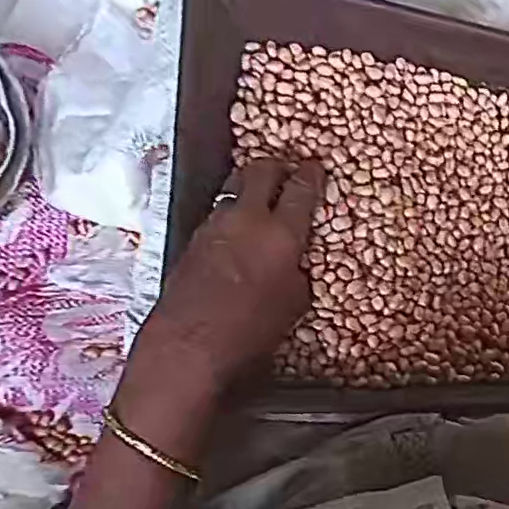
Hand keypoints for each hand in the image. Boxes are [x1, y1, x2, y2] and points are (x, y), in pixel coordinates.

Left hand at [129, 158, 325, 398]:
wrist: (190, 342)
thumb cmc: (254, 328)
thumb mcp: (295, 301)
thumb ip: (297, 270)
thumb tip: (292, 260)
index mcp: (281, 233)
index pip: (300, 190)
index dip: (312, 175)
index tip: (317, 168)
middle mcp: (246, 219)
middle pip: (260, 172)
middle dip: (277, 166)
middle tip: (288, 169)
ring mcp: (214, 225)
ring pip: (234, 189)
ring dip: (250, 186)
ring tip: (262, 194)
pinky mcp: (193, 239)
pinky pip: (218, 213)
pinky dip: (232, 212)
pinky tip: (238, 228)